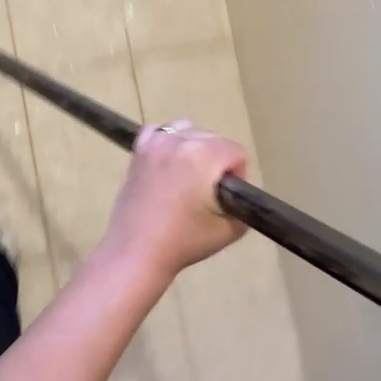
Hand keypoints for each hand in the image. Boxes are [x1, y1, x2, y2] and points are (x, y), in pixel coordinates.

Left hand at [100, 120, 247, 282]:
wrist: (137, 250)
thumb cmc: (185, 241)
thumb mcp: (230, 229)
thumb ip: (243, 204)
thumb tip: (234, 190)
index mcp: (203, 155)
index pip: (236, 151)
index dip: (239, 174)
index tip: (228, 196)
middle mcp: (179, 141)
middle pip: (213, 138)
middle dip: (218, 161)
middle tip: (210, 192)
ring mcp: (154, 143)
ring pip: (186, 130)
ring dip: (195, 148)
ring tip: (190, 176)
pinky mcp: (137, 152)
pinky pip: (157, 132)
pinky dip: (167, 142)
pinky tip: (169, 163)